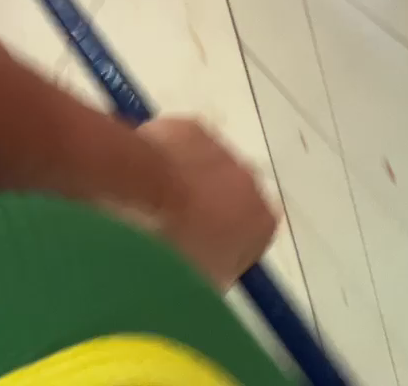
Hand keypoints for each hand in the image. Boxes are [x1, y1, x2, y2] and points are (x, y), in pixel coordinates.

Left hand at [137, 118, 277, 286]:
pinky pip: (178, 141)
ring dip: (184, 176)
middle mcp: (250, 180)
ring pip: (202, 165)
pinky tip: (145, 167)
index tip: (196, 246)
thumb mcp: (206, 281)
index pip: (249, 234)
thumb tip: (207, 269)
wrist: (145, 194)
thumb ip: (220, 270)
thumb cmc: (179, 246)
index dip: (223, 241)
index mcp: (263, 221)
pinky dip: (165, 151)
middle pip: (228, 195)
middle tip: (170, 220)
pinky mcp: (190, 125)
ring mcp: (220, 147)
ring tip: (151, 193)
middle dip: (205, 204)